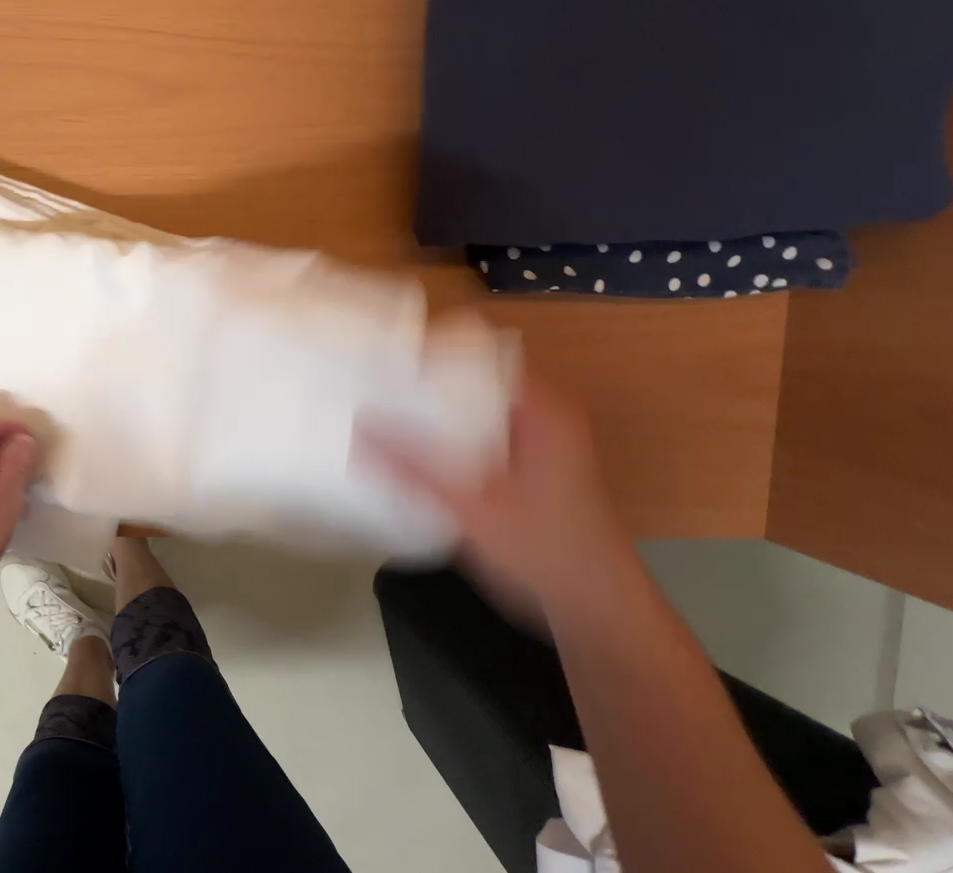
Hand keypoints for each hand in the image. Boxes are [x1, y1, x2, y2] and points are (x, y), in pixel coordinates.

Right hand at [366, 369, 630, 619]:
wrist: (597, 609)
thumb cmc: (545, 553)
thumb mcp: (471, 508)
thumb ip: (412, 467)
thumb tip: (356, 422)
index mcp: (540, 408)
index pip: (479, 348)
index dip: (429, 343)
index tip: (377, 350)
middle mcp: (537, 413)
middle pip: (468, 375)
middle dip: (418, 375)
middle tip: (362, 378)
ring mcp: (529, 440)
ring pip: (467, 404)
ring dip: (424, 406)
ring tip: (370, 405)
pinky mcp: (518, 466)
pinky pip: (469, 432)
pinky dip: (437, 433)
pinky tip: (399, 446)